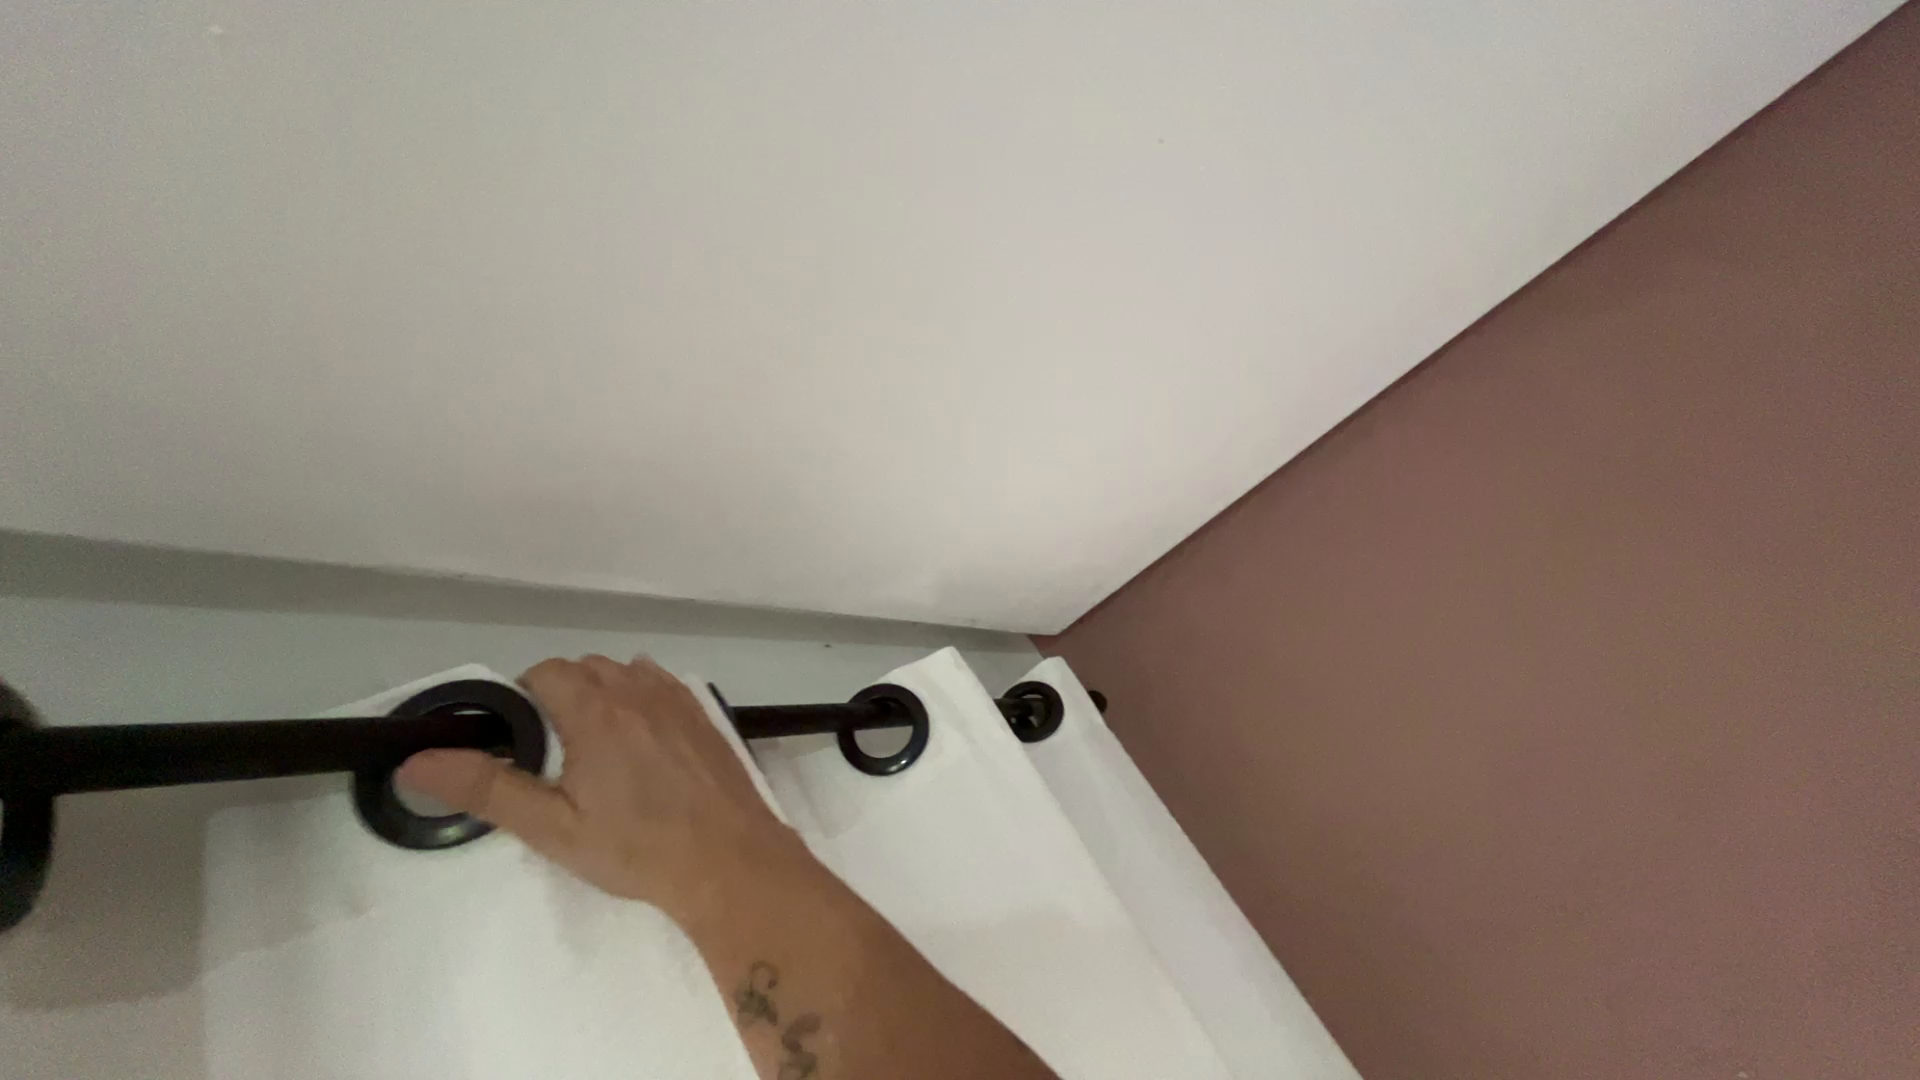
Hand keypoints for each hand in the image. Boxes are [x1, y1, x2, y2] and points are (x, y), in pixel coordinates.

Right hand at [396, 655, 815, 919]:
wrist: (726, 857)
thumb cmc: (636, 846)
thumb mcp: (552, 826)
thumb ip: (487, 789)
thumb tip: (418, 760)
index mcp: (597, 710)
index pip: (546, 671)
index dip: (524, 696)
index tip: (521, 737)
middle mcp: (639, 691)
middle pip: (585, 667)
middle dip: (561, 694)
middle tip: (555, 749)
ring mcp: (677, 698)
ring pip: (625, 672)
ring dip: (603, 691)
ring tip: (596, 745)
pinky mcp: (704, 713)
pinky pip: (661, 683)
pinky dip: (641, 695)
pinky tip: (641, 735)